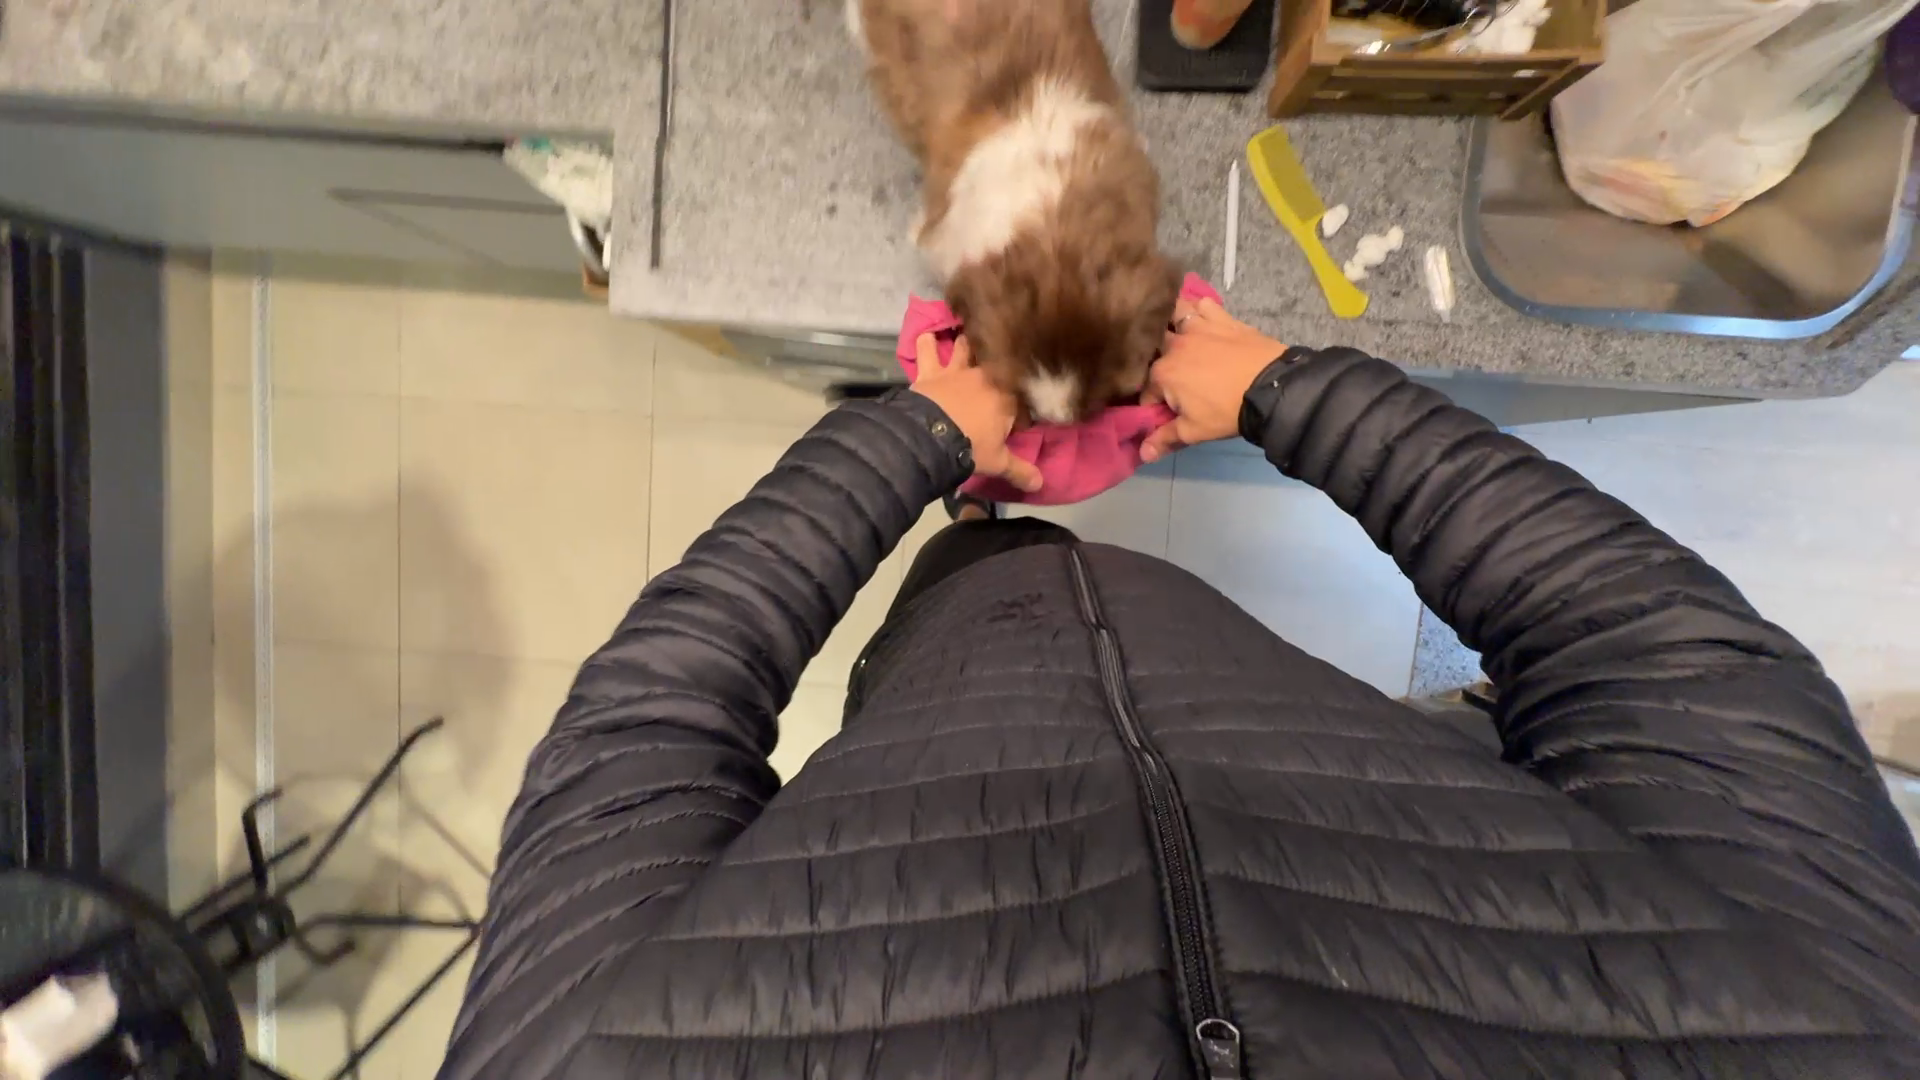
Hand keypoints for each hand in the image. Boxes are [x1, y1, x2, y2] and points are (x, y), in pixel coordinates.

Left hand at [909, 333, 1042, 493]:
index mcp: (1007, 396)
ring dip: (966, 341)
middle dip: (998, 358)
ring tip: (966, 335)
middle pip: (996, 360)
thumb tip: (1040, 485)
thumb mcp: (997, 462)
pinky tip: (927, 334)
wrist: (931, 437)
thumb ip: (1020, 471)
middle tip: (998, 354)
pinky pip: (927, 349)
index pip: (1021, 390)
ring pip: (965, 345)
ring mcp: (957, 370)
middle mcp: (984, 376)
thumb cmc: (971, 448)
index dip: (1021, 395)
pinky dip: (927, 341)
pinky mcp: (931, 370)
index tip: (1021, 403)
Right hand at [1139, 298, 1287, 463]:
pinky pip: (1203, 305)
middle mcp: (1173, 346)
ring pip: (1173, 314)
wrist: (1272, 388)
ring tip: (1175, 333)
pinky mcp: (1221, 319)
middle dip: (1152, 358)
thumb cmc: (1226, 411)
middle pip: (1152, 347)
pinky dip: (1198, 309)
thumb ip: (1164, 439)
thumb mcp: (1193, 431)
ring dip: (1169, 322)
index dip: (1151, 404)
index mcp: (1161, 374)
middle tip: (1166, 372)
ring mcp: (1198, 328)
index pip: (1145, 392)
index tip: (1163, 412)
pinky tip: (1200, 317)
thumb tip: (1142, 454)